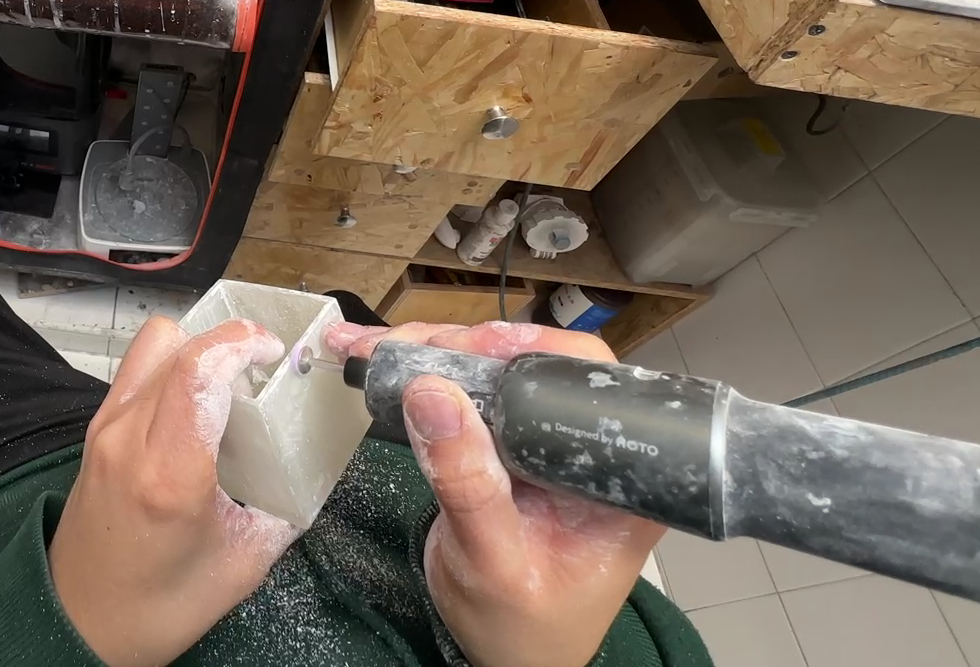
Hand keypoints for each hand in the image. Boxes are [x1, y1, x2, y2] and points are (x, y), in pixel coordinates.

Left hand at [49, 318, 300, 666]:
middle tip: (261, 363)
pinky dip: (173, 361)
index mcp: (169, 472)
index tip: (272, 349)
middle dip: (229, 340)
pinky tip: (195, 396)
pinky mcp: (96, 424)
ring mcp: (106, 424)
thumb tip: (304, 458)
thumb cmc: (159, 604)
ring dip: (197, 346)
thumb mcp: (241, 563)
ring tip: (228, 377)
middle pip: (179, 346)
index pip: (199, 369)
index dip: (240, 342)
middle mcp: (129, 435)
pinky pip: (138, 366)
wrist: (78, 620)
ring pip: (154, 344)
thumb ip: (279, 505)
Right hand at [328, 321, 664, 666]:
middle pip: (523, 363)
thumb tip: (431, 392)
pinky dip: (410, 371)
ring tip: (368, 347)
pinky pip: (455, 390)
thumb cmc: (518, 626)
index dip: (529, 352)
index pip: (588, 380)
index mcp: (611, 475)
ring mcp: (532, 439)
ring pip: (481, 368)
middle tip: (396, 348)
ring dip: (422, 349)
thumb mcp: (493, 562)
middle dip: (454, 344)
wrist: (499, 655)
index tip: (466, 350)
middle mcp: (575, 444)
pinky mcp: (495, 439)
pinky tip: (371, 356)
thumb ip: (468, 484)